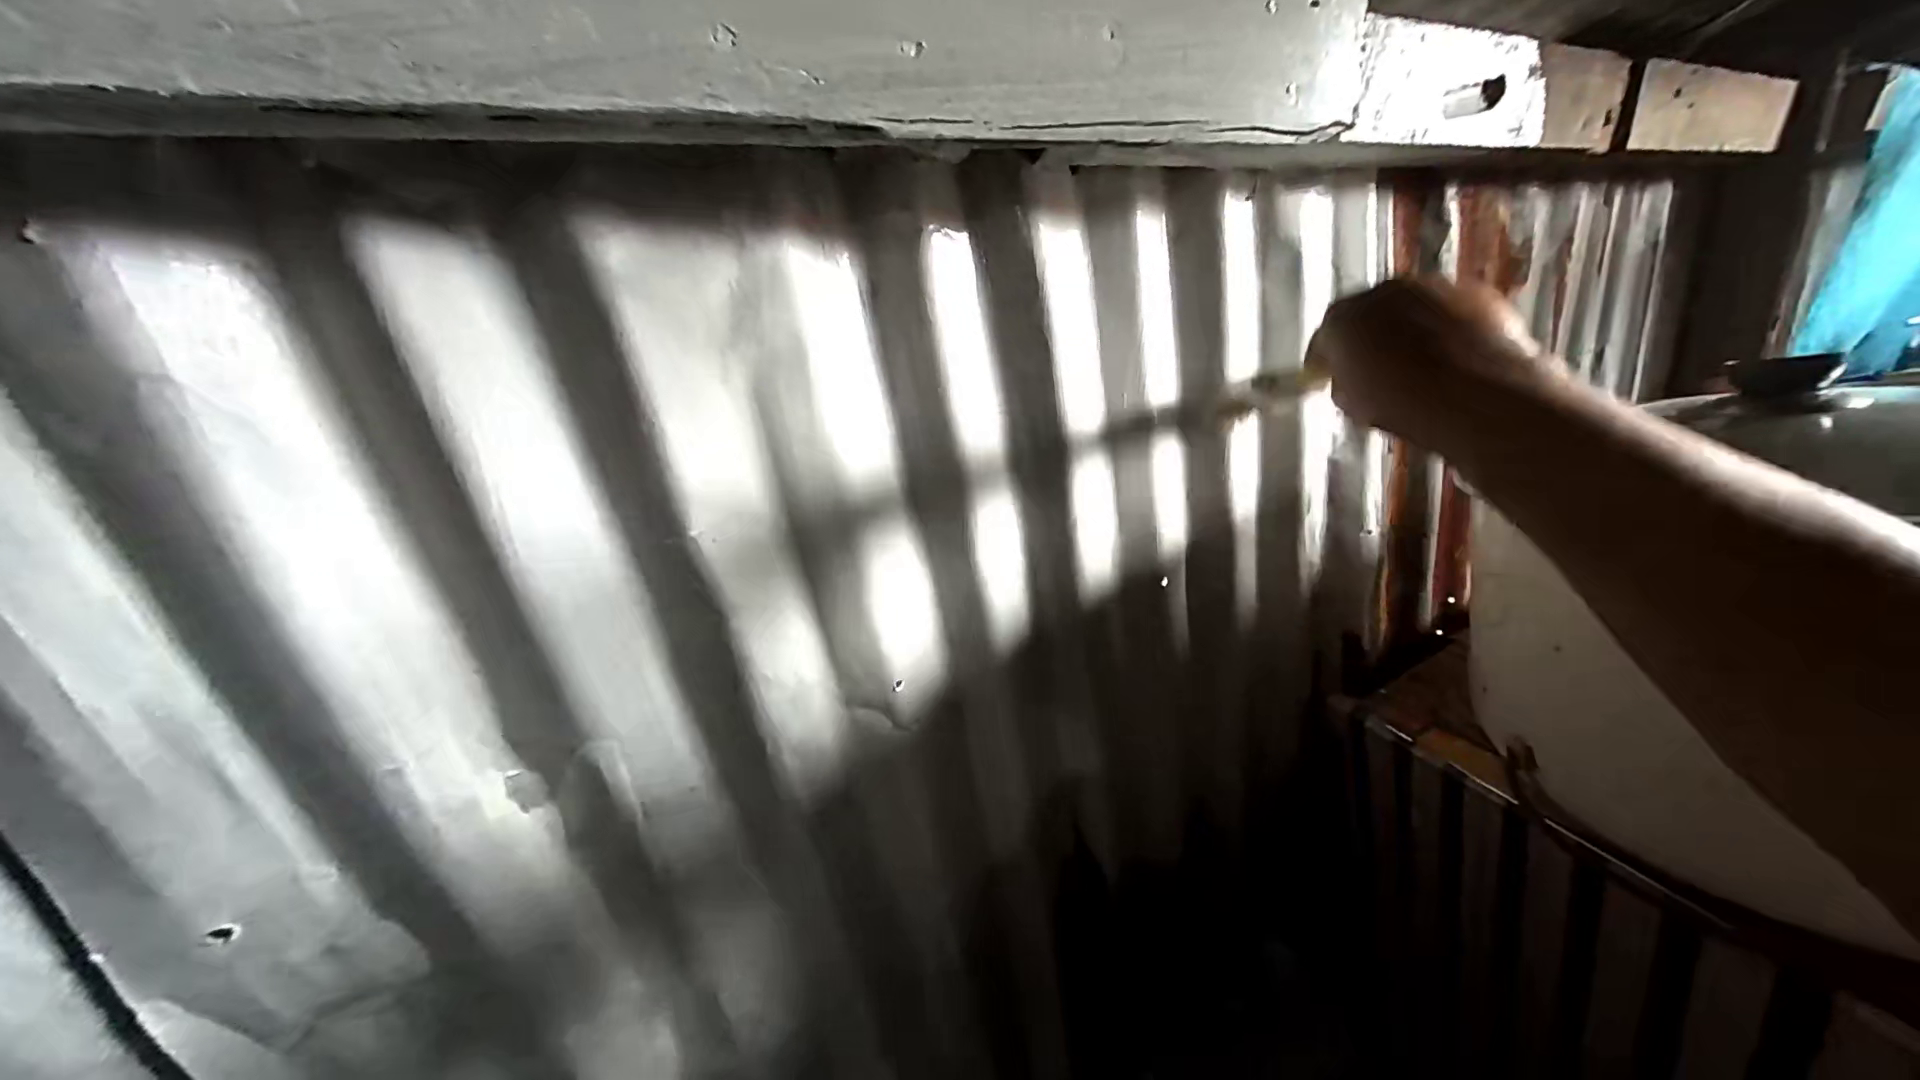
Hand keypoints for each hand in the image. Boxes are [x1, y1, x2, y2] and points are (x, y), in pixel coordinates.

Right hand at [1307, 277, 1555, 452]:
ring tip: (1411, 371)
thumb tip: (1346, 378)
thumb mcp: (1349, 399)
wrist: (1477, 397)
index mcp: (1345, 314)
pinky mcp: (1481, 297)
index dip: (1324, 359)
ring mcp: (1437, 289)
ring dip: (1407, 335)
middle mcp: (1388, 290)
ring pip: (1411, 311)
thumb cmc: (1400, 400)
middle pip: (1369, 314)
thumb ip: (1340, 378)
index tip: (1323, 379)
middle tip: (1367, 373)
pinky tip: (1447, 365)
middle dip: (1367, 340)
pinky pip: (1451, 316)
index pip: (1326, 333)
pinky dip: (1445, 334)